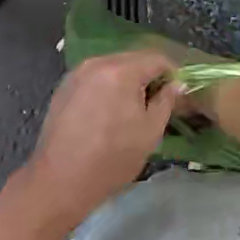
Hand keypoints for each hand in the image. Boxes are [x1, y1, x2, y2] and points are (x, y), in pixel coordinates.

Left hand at [19, 51, 179, 213]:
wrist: (61, 180)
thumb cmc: (112, 158)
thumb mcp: (150, 131)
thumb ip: (166, 101)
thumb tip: (176, 84)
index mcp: (120, 71)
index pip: (156, 58)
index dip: (172, 73)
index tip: (178, 93)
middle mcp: (96, 64)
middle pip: (132, 59)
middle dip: (148, 76)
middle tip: (158, 102)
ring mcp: (76, 74)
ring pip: (111, 67)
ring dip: (127, 81)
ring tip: (133, 108)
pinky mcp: (63, 88)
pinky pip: (94, 78)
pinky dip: (107, 87)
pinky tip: (109, 112)